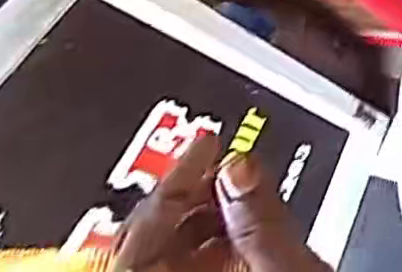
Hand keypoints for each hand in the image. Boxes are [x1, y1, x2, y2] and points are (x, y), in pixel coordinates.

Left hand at [111, 135, 329, 271]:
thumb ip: (262, 218)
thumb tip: (240, 163)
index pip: (140, 233)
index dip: (175, 179)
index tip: (207, 142)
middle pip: (146, 243)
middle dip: (190, 194)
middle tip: (228, 161)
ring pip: (168, 255)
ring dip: (204, 216)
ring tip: (243, 190)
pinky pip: (188, 268)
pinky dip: (211, 242)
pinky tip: (242, 230)